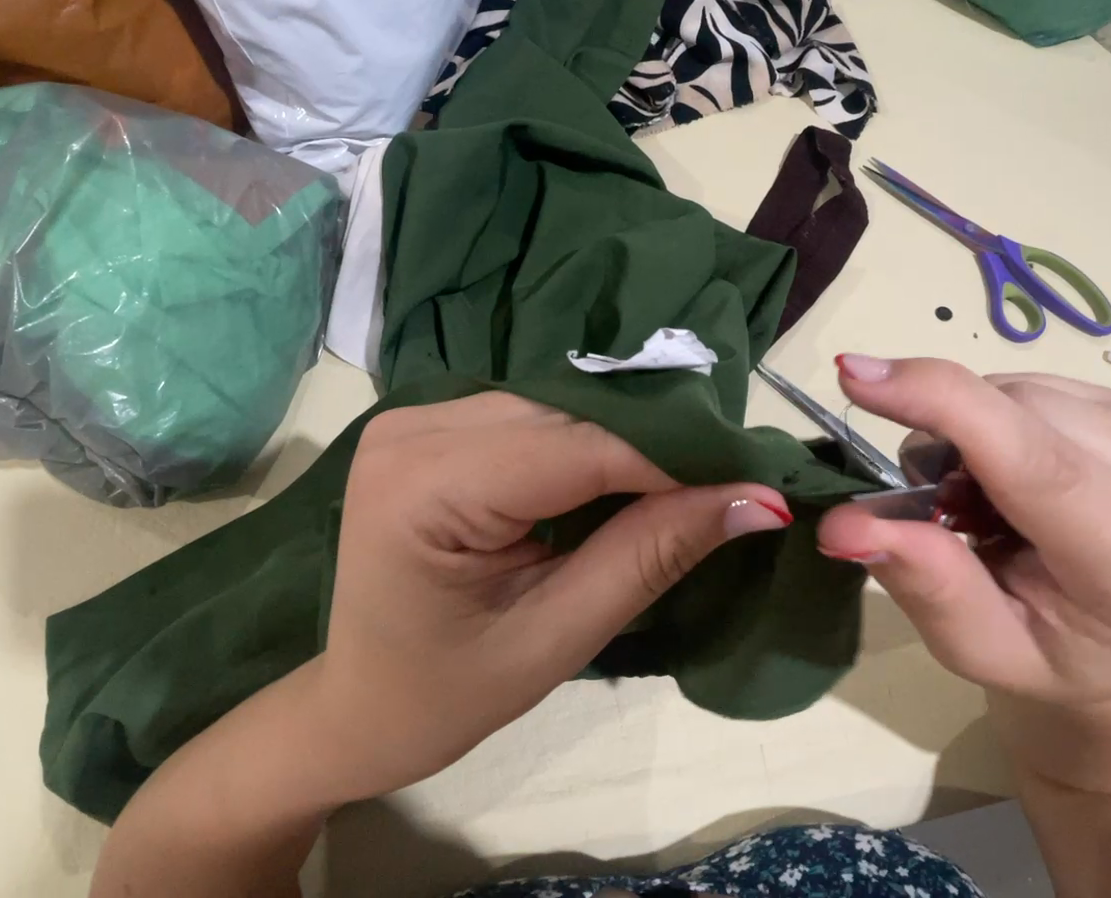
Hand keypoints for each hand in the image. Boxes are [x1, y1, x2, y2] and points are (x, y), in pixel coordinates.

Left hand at [302, 391, 790, 801]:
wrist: (353, 703)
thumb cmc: (440, 696)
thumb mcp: (553, 639)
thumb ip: (648, 555)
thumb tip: (757, 498)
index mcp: (423, 485)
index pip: (578, 446)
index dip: (675, 456)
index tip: (757, 480)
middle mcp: (412, 427)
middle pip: (564, 416)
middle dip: (652, 447)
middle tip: (730, 485)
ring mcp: (413, 417)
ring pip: (552, 407)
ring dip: (621, 442)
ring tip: (684, 484)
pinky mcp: (426, 425)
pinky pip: (528, 417)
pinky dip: (582, 443)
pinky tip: (617, 477)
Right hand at [817, 356, 1110, 711]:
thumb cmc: (1045, 658)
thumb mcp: (975, 646)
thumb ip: (923, 582)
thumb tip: (842, 525)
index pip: (1044, 468)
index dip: (948, 408)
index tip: (857, 374)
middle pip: (1033, 415)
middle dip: (955, 432)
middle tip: (936, 496)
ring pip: (1042, 391)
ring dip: (980, 423)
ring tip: (982, 492)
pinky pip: (1060, 387)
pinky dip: (1011, 416)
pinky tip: (1020, 468)